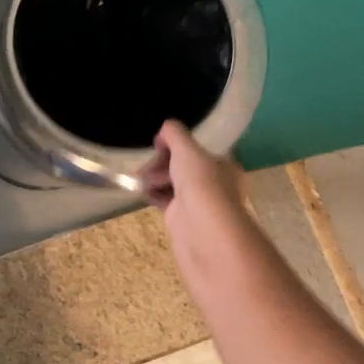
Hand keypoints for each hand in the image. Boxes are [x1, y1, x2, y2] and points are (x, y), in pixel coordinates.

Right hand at [142, 120, 269, 299]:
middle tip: (146, 164)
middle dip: (163, 162)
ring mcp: (199, 204)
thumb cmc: (202, 186)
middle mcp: (215, 185)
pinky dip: (153, 194)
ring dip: (156, 177)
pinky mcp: (183, 220)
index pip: (199, 150)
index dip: (179, 145)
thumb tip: (164, 129)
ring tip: (139, 177)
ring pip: (174, 184)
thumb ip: (175, 135)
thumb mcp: (188, 150)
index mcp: (224, 166)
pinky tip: (141, 190)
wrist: (204, 233)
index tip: (159, 143)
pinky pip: (166, 201)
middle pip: (184, 166)